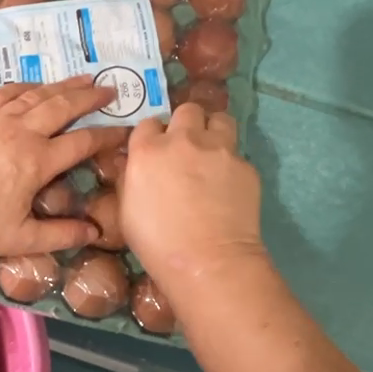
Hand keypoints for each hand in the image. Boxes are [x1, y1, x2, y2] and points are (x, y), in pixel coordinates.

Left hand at [0, 78, 128, 257]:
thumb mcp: (23, 238)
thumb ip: (61, 234)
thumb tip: (93, 232)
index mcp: (37, 161)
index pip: (82, 143)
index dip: (107, 136)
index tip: (124, 132)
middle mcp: (20, 132)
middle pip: (63, 106)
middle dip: (90, 96)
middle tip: (110, 89)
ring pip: (36, 94)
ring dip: (62, 85)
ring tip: (82, 78)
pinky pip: (4, 93)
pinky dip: (24, 86)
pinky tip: (34, 85)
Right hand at [119, 104, 265, 285]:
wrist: (207, 261)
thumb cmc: (156, 242)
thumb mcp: (126, 210)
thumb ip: (129, 179)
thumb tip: (133, 166)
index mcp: (148, 150)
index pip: (148, 123)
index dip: (152, 136)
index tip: (154, 151)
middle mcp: (184, 140)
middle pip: (187, 111)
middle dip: (185, 124)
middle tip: (185, 147)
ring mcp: (219, 150)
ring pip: (219, 119)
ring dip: (212, 131)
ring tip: (210, 153)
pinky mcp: (246, 165)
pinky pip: (236, 154)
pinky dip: (230, 164)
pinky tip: (227, 187)